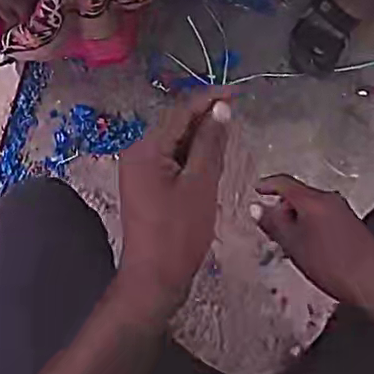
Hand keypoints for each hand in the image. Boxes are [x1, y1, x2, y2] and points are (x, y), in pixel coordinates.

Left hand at [114, 90, 231, 324]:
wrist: (153, 280)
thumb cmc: (178, 233)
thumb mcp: (200, 184)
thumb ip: (210, 142)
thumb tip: (221, 108)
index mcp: (146, 147)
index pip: (181, 110)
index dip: (209, 98)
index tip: (236, 93)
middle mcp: (137, 150)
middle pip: (175, 122)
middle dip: (205, 116)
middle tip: (236, 114)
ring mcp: (139, 167)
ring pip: (174, 139)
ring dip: (200, 135)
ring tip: (227, 134)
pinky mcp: (145, 181)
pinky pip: (170, 156)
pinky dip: (191, 153)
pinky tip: (210, 157)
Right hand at [252, 176, 373, 317]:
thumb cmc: (333, 264)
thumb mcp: (295, 246)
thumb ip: (274, 224)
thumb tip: (256, 207)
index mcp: (313, 199)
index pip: (284, 183)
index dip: (268, 185)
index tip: (257, 189)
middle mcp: (329, 199)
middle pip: (299, 195)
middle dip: (283, 208)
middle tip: (272, 227)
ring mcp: (343, 211)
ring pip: (312, 208)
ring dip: (297, 219)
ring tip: (291, 243)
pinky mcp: (352, 225)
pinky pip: (324, 217)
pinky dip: (311, 226)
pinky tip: (311, 248)